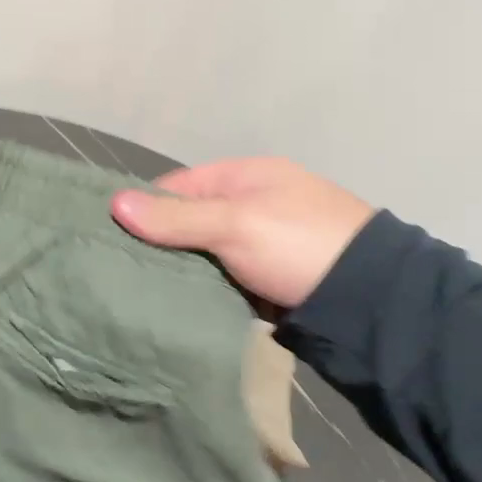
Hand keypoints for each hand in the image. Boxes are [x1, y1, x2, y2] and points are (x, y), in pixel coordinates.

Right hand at [110, 158, 374, 307]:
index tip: (110, 238)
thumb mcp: (234, 225)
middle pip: (185, 221)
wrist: (371, 300)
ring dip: (176, 270)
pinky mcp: (264, 277)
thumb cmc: (298, 246)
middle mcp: (250, 204)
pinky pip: (218, 277)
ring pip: (200, 253)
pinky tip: (174, 304)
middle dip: (155, 244)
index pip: (174, 186)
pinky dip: (199, 288)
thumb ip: (175, 218)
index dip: (142, 209)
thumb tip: (114, 203)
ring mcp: (259, 242)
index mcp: (246, 176)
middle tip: (118, 271)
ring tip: (136, 291)